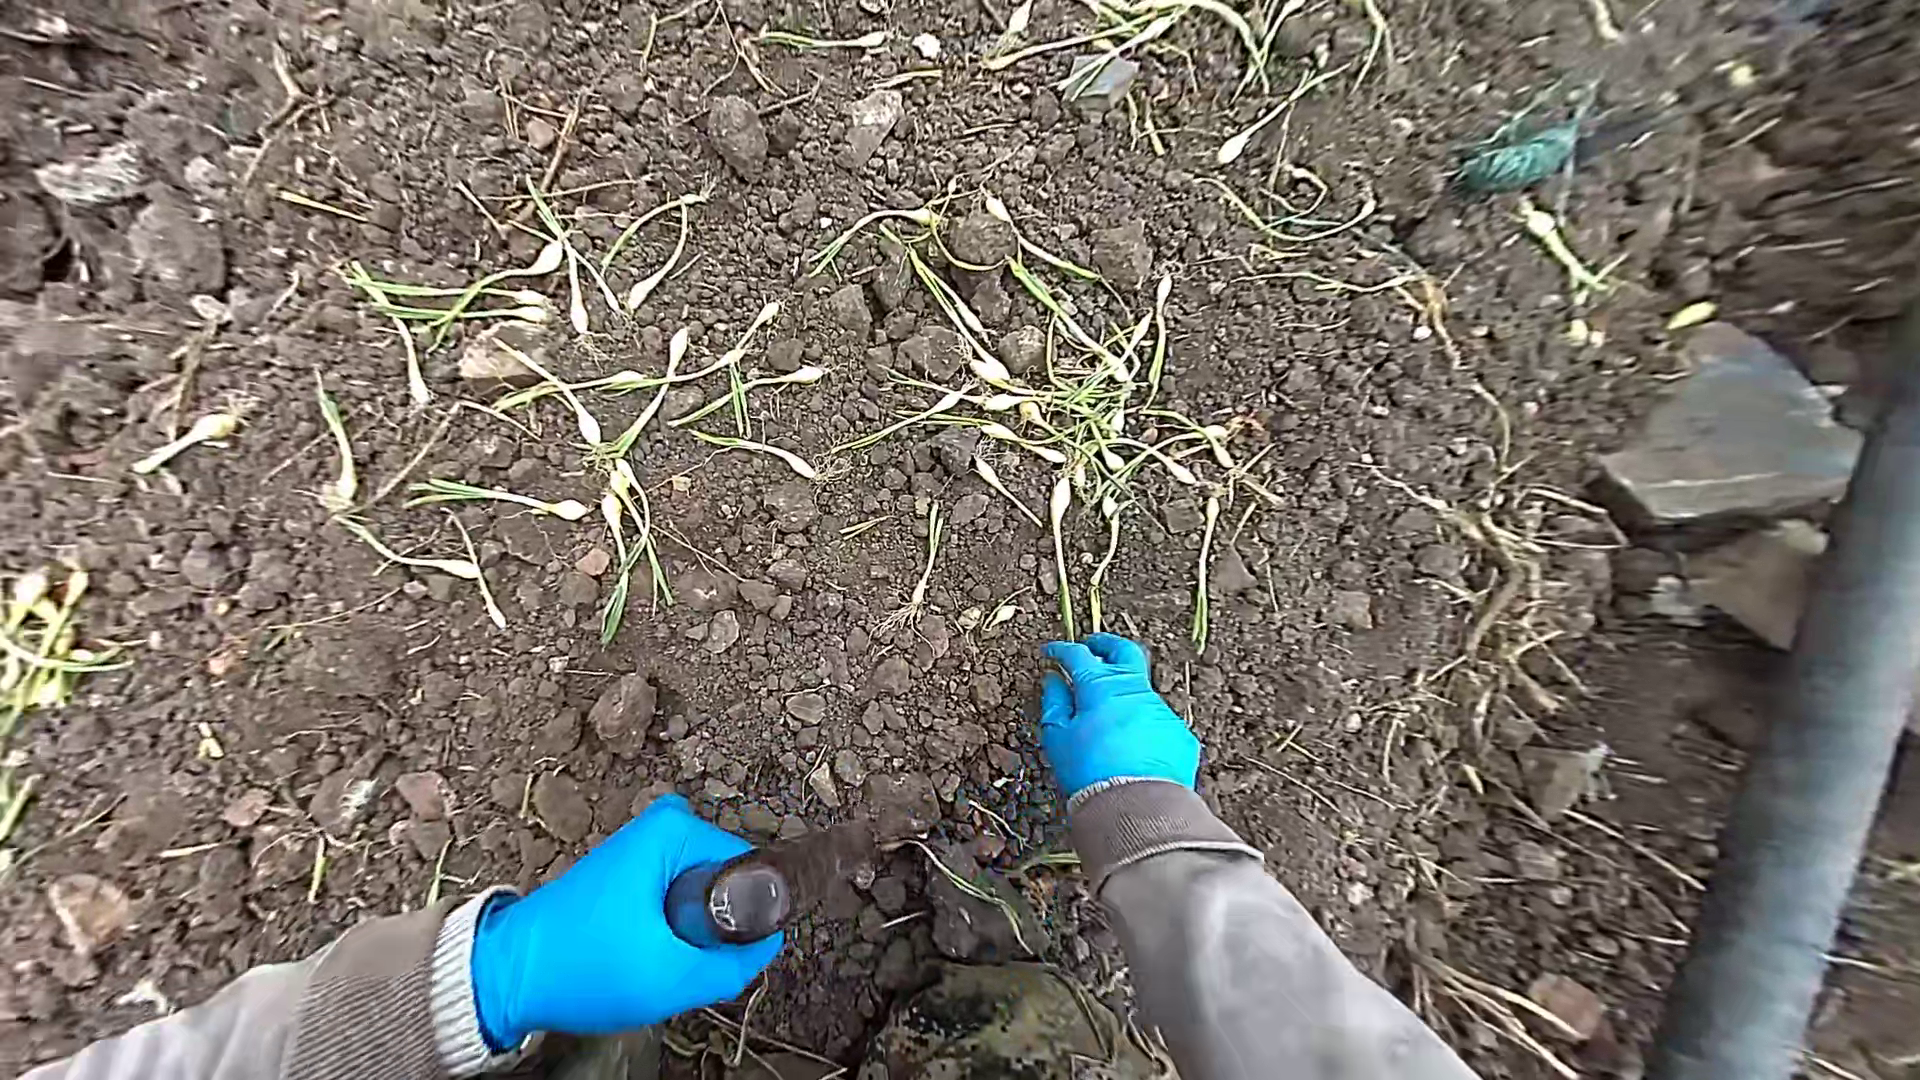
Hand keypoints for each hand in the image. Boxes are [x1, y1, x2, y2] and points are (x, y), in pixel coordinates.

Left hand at [470, 794, 781, 1047]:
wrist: (504, 977)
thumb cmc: (580, 966)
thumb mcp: (667, 978)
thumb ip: (731, 965)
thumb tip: (770, 943)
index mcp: (676, 827)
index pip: (741, 866)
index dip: (740, 912)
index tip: (720, 948)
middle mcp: (666, 820)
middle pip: (722, 874)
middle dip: (712, 919)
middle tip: (684, 956)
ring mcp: (649, 837)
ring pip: (702, 883)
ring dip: (692, 921)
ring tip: (663, 950)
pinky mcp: (635, 857)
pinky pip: (680, 884)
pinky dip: (675, 916)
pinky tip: (652, 942)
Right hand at [1039, 632, 1200, 798]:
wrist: (1136, 810)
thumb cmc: (1090, 772)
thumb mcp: (1058, 737)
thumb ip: (1054, 702)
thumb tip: (1053, 680)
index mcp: (1100, 685)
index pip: (1077, 654)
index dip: (1061, 650)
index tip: (1051, 653)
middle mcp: (1134, 689)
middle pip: (1123, 650)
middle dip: (1105, 643)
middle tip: (1091, 646)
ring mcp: (1159, 709)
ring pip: (1140, 687)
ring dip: (1122, 690)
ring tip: (1106, 709)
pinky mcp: (1177, 732)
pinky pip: (1155, 718)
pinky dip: (1139, 721)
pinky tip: (1128, 742)